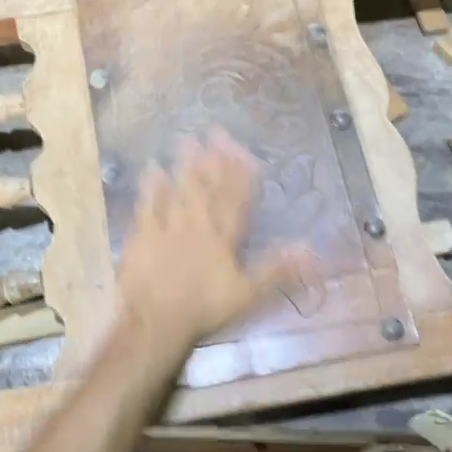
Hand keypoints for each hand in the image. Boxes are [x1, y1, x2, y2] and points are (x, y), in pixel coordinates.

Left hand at [115, 129, 301, 358]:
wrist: (156, 321)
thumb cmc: (204, 309)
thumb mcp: (248, 295)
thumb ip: (277, 269)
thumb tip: (309, 249)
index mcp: (224, 237)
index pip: (237, 199)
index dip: (242, 173)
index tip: (246, 150)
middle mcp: (198, 224)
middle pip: (208, 185)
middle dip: (214, 157)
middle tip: (216, 130)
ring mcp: (168, 226)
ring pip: (180, 188)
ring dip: (186, 163)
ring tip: (188, 137)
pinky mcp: (142, 234)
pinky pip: (148, 203)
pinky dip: (151, 185)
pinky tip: (153, 167)